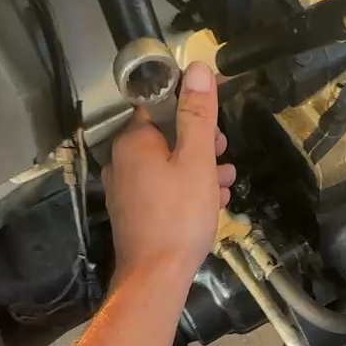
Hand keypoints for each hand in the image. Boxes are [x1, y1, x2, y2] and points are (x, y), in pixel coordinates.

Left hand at [103, 60, 236, 287]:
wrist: (155, 277)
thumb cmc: (179, 217)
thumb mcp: (197, 160)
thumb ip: (198, 115)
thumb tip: (198, 68)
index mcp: (133, 141)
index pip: (161, 108)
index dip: (192, 113)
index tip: (218, 129)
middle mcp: (121, 162)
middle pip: (164, 141)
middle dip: (198, 146)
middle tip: (225, 158)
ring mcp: (123, 192)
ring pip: (164, 170)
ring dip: (196, 173)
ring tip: (224, 184)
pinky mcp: (132, 217)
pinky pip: (160, 194)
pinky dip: (183, 194)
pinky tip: (207, 206)